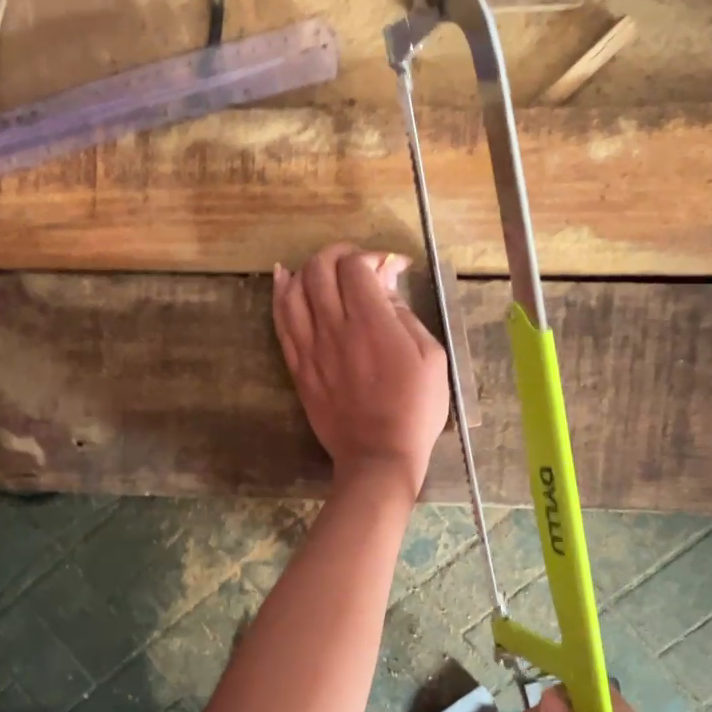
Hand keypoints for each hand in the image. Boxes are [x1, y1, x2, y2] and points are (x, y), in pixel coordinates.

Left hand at [272, 243, 448, 502]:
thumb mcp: (431, 357)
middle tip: (358, 264)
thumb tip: (385, 285)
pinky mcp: (297, 367)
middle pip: (320, 269)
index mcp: (371, 322)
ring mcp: (310, 348)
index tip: (392, 268)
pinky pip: (280, 321)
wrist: (377, 457)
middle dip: (339, 254)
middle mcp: (334, 328)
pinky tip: (284, 279)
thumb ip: (404, 315)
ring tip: (324, 269)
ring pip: (294, 290)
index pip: (355, 266)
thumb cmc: (415, 409)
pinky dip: (280, 294)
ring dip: (308, 269)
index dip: (373, 256)